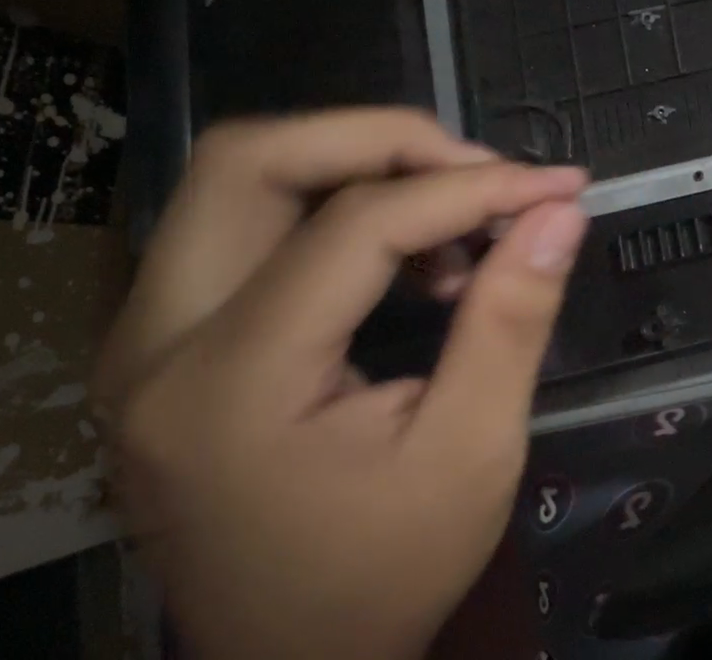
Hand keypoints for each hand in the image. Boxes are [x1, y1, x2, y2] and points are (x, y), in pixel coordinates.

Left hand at [93, 109, 587, 659]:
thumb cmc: (387, 568)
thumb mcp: (474, 450)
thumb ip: (513, 320)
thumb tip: (560, 212)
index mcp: (232, 383)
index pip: (356, 226)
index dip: (473, 187)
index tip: (562, 186)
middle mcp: (157, 343)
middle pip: (250, 161)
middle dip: (388, 142)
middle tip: (488, 176)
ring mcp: (148, 340)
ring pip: (241, 180)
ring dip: (364, 172)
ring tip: (461, 229)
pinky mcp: (172, 344)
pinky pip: (249, 227)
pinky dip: (343, 213)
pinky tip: (416, 267)